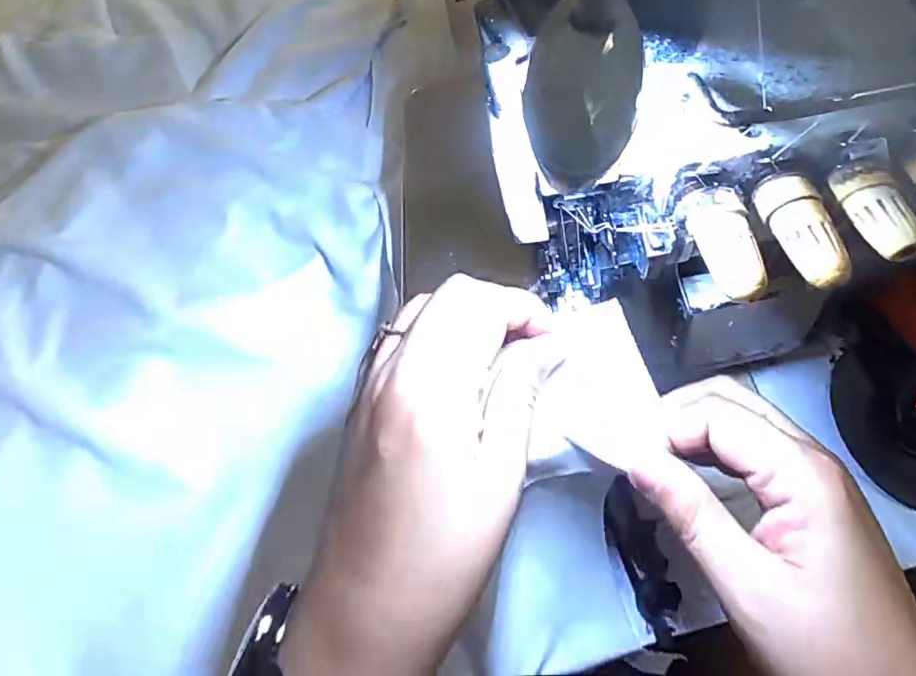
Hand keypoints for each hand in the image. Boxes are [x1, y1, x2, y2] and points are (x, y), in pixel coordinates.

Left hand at [283, 275, 560, 675]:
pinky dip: (442, 335)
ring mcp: (368, 388)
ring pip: (424, 310)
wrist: (360, 622)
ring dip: (471, 317)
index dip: (527, 310)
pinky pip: (403, 340)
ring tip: (504, 356)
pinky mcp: (360, 407)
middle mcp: (389, 373)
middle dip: (502, 307)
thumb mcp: (501, 474)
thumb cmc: (444, 554)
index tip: (555, 343)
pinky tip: (464, 375)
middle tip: (535, 347)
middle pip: (451, 295)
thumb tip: (549, 343)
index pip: (479, 303)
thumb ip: (520, 391)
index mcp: (427, 388)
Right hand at [629, 378, 915, 675]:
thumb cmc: (827, 647)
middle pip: (738, 401)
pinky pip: (762, 447)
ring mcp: (818, 470)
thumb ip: (693, 516)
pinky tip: (694, 467)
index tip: (629, 452)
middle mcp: (813, 454)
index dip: (671, 425)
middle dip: (682, 412)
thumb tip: (642, 462)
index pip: (722, 414)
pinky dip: (721, 448)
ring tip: (654, 453)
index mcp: (802, 469)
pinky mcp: (816, 490)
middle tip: (636, 445)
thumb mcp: (749, 589)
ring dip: (699, 427)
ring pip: (749, 419)